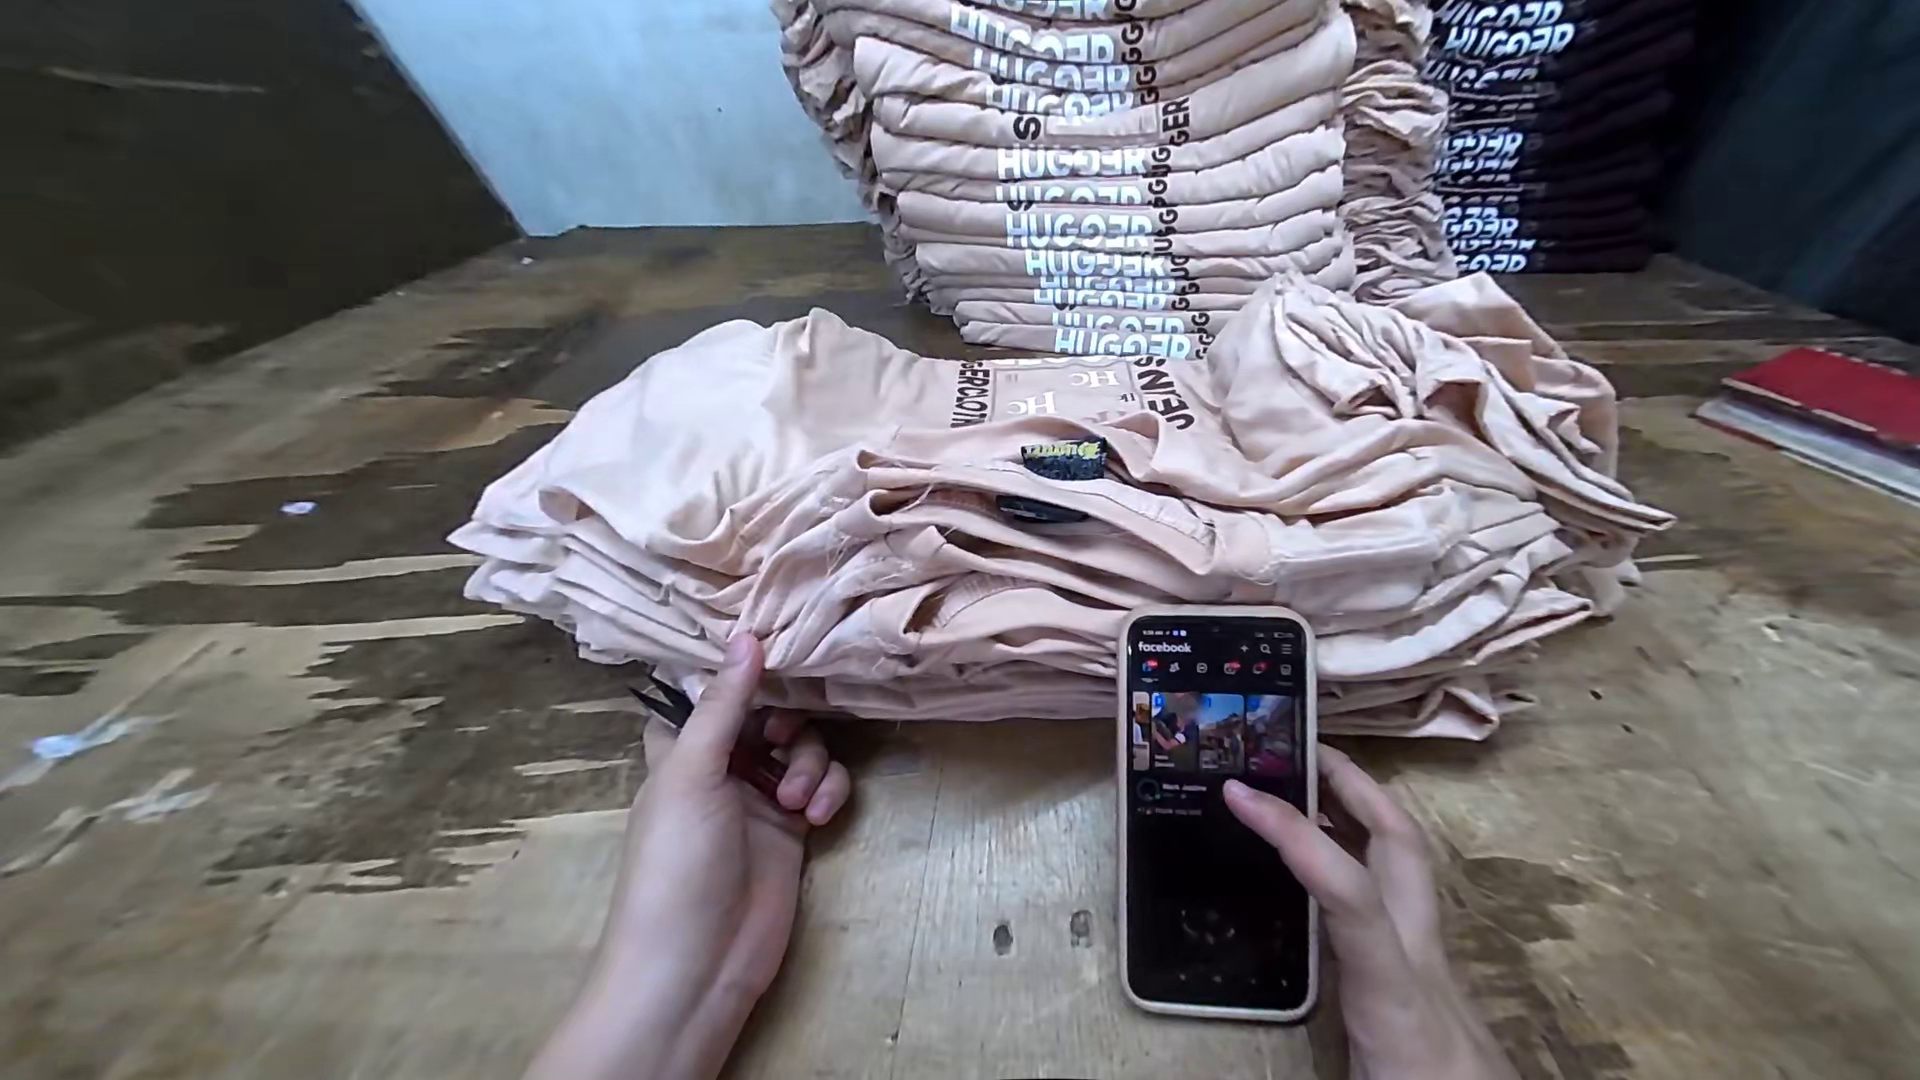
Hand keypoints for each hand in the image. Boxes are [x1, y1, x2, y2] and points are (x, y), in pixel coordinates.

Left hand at [524, 635, 852, 1079]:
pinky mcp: (796, 824)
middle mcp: (725, 764)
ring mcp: (763, 794)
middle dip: (787, 721)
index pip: (707, 693)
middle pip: (770, 713)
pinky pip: (824, 783)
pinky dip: (827, 791)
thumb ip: (724, 704)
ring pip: (804, 746)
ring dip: (810, 763)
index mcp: (685, 749)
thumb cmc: (677, 859)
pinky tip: (817, 815)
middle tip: (784, 737)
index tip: (769, 649)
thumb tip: (747, 634)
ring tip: (795, 799)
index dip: (734, 672)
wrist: (699, 965)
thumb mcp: (693, 773)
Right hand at [1224, 747, 1517, 1079]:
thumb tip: (1225, 1042)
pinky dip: (1353, 849)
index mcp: (1399, 997)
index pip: (1352, 895)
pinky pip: (1388, 886)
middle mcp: (1422, 963)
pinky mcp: (1425, 973)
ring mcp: (1431, 963)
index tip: (1238, 792)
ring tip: (1297, 780)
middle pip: (1405, 847)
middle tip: (1293, 749)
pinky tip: (1317, 858)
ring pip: (1404, 858)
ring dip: (1354, 805)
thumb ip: (1312, 1066)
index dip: (1294, 834)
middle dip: (1352, 783)